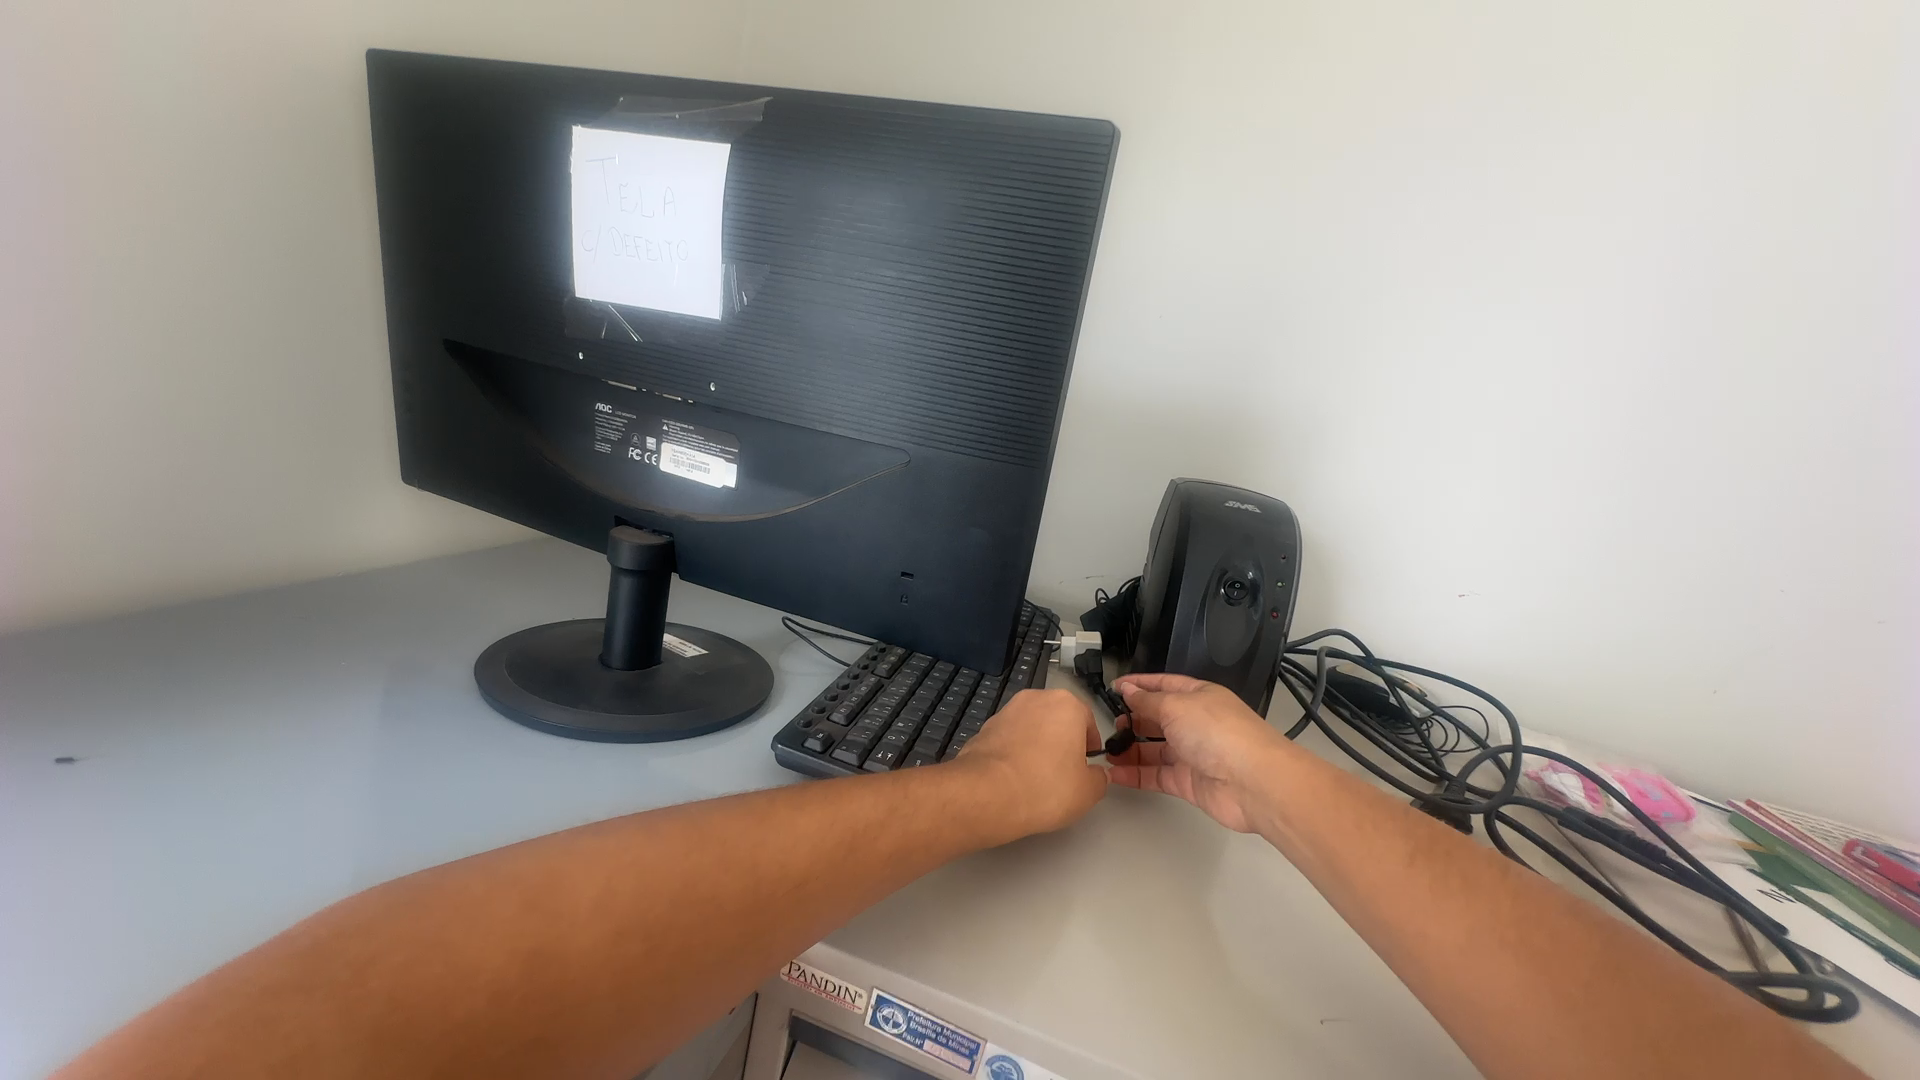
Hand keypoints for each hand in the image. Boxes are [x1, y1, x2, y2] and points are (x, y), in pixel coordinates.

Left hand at [954, 689, 1108, 837]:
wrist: (988, 793)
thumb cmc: (1047, 786)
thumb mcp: (1088, 791)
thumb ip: (1099, 778)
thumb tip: (1098, 774)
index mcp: (1066, 704)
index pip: (1087, 720)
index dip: (1090, 745)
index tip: (1087, 766)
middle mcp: (1035, 699)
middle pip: (1056, 720)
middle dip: (1062, 742)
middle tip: (1064, 773)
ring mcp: (1006, 711)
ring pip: (1030, 728)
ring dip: (1036, 746)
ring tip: (1036, 779)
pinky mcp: (983, 728)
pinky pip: (1008, 740)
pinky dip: (1013, 754)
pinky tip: (1014, 779)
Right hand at [1106, 672, 1292, 832]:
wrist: (1253, 783)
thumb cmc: (1221, 734)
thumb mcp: (1176, 706)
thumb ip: (1147, 701)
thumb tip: (1129, 690)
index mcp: (1198, 696)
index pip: (1163, 685)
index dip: (1139, 685)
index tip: (1115, 688)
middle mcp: (1196, 723)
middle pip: (1158, 719)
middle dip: (1133, 720)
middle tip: (1111, 724)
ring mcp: (1193, 754)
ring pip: (1154, 750)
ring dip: (1130, 749)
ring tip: (1107, 750)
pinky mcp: (1188, 782)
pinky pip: (1155, 776)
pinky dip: (1135, 775)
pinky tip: (1115, 774)